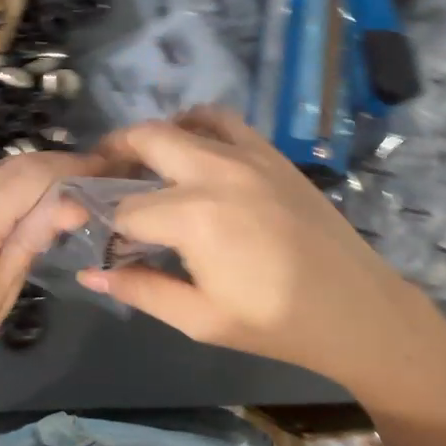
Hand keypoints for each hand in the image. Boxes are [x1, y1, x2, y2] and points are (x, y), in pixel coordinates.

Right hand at [81, 107, 435, 388]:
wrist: (356, 310)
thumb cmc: (276, 324)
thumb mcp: (200, 319)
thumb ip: (140, 290)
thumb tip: (89, 272)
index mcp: (193, 216)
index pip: (125, 208)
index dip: (106, 226)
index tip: (105, 243)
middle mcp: (215, 172)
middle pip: (144, 141)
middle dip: (113, 158)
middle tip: (101, 183)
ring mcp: (248, 155)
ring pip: (182, 123)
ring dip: (153, 138)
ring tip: (142, 165)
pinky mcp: (272, 154)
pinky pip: (225, 121)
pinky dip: (197, 125)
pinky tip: (192, 152)